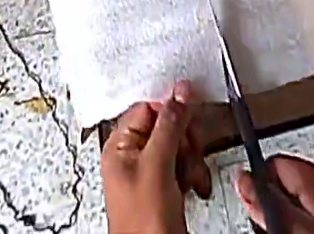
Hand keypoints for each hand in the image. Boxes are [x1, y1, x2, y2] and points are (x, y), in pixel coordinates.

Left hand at [102, 80, 212, 233]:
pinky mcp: (165, 187)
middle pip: (166, 124)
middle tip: (189, 149)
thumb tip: (179, 92)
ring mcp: (149, 172)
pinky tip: (193, 185)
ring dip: (191, 157)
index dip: (169, 107)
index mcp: (119, 146)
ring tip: (190, 175)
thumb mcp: (157, 166)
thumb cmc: (143, 226)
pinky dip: (193, 172)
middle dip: (184, 138)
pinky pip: (184, 163)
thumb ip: (169, 125)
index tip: (190, 107)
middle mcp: (132, 156)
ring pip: (178, 143)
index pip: (147, 107)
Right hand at [235, 156, 313, 233]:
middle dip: (272, 203)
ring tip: (283, 230)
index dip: (259, 181)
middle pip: (286, 183)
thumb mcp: (294, 225)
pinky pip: (310, 219)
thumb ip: (267, 200)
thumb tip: (242, 177)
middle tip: (268, 225)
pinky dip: (298, 226)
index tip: (250, 203)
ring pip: (297, 204)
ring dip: (284, 218)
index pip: (276, 162)